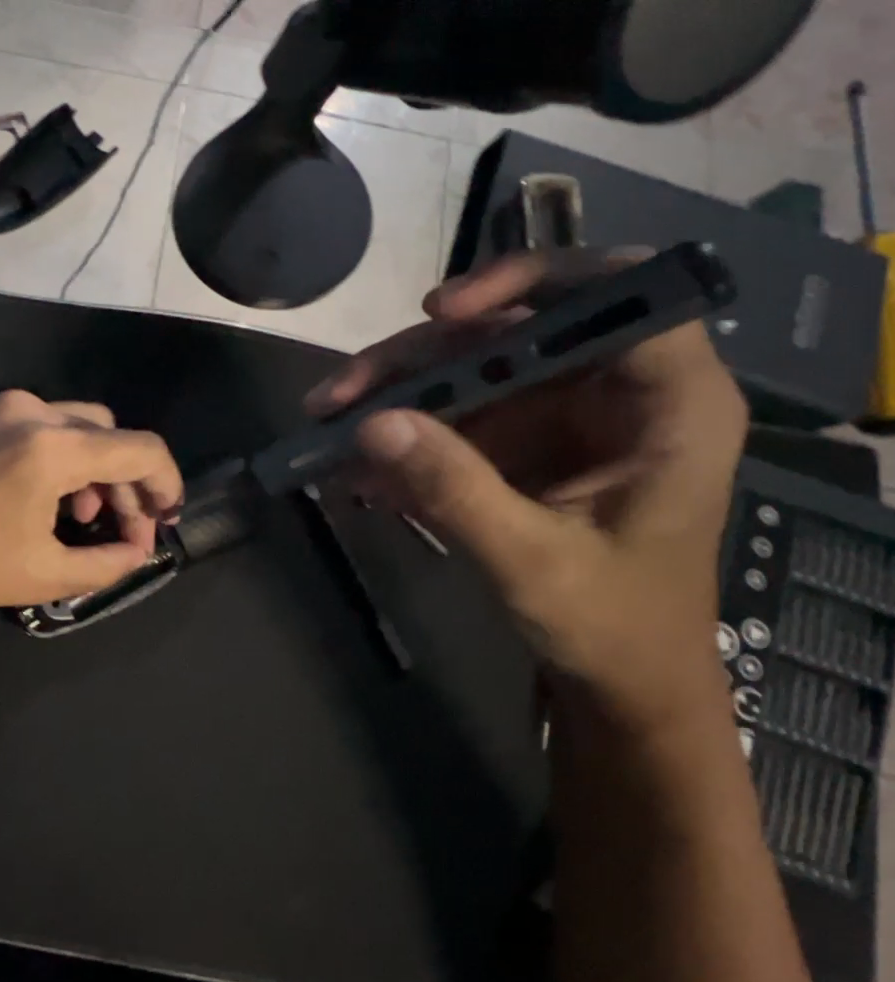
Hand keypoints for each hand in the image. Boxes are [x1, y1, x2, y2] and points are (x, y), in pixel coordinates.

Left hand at [0, 390, 183, 636]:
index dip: (166, 483)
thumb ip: (110, 561)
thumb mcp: (47, 575)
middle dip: (129, 484)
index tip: (168, 518)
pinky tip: (60, 506)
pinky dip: (66, 462)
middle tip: (132, 533)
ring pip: (80, 429)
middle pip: (111, 435)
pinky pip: (47, 430)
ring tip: (94, 524)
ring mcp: (4, 411)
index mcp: (51, 447)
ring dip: (98, 473)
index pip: (140, 448)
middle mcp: (32, 413)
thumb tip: (139, 549)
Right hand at [309, 252, 747, 726]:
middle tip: (339, 392)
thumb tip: (371, 423)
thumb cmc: (612, 626)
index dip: (531, 283)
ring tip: (325, 424)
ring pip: (473, 374)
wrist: (622, 686)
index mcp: (669, 404)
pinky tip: (352, 468)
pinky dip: (403, 440)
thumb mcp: (530, 561)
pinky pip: (456, 423)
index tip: (440, 313)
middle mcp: (617, 395)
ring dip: (395, 396)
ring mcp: (565, 422)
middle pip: (517, 334)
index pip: (621, 296)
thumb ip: (454, 489)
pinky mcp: (523, 452)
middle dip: (420, 358)